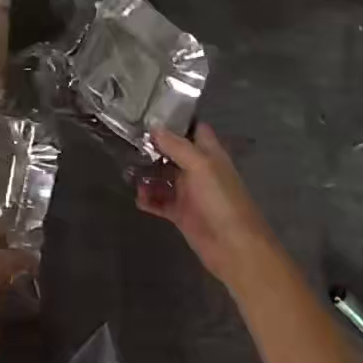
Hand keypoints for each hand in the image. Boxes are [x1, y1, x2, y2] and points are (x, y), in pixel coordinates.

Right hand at [137, 123, 279, 289]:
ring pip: (165, 177)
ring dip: (148, 174)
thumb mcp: (200, 166)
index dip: (175, 121)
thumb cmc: (221, 200)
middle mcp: (199, 170)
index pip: (194, 129)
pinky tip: (137, 198)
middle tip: (128, 141)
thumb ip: (177, 146)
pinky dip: (149, 199)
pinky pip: (161, 202)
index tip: (149, 113)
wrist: (235, 248)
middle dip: (154, 148)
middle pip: (174, 153)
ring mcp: (190, 193)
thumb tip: (154, 127)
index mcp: (209, 153)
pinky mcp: (182, 214)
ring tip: (127, 171)